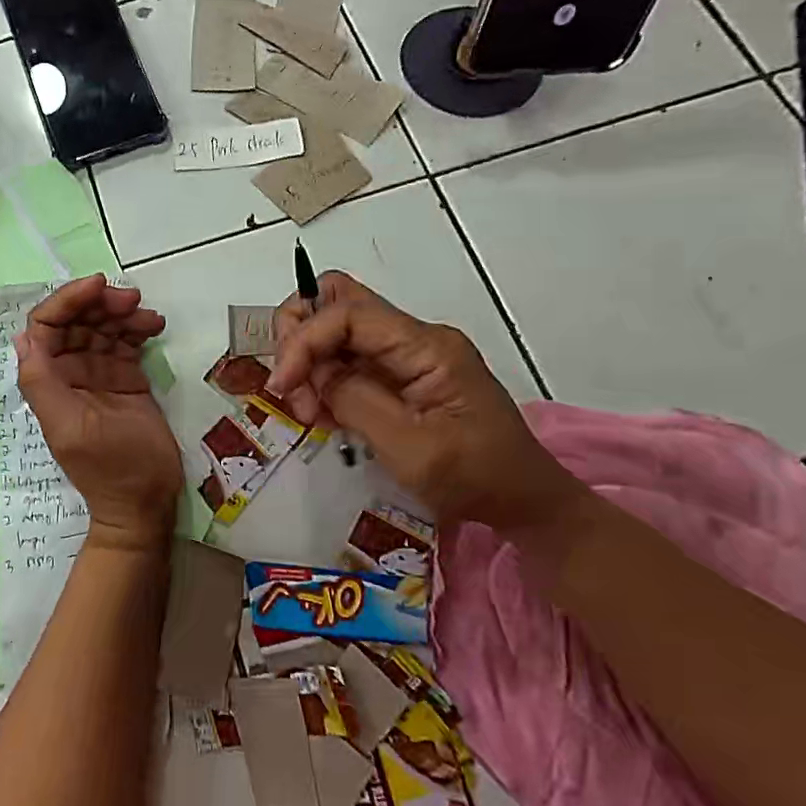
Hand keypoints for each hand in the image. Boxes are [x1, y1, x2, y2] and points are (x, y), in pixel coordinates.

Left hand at [15, 275, 181, 551]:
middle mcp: (68, 370)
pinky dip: (138, 328)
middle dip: (100, 303)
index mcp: (48, 379)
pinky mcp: (125, 377)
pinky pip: (126, 341)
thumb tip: (22, 337)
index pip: (47, 325)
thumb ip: (40, 381)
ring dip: (122, 312)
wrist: (144, 503)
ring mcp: (97, 372)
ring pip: (102, 326)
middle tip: (132, 300)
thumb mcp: (68, 425)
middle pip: (76, 320)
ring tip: (149, 316)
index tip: (99, 286)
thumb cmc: (107, 467)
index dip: (66, 300)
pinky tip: (155, 325)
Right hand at [267, 271, 583, 531]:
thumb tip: (309, 372)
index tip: (282, 384)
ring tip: (307, 409)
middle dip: (297, 336)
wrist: (523, 504)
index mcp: (427, 348)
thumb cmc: (474, 478)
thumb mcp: (410, 447)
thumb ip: (353, 400)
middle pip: (335, 301)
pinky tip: (320, 412)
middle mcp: (413, 338)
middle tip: (290, 386)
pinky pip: (339, 359)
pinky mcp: (392, 374)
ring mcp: (402, 355)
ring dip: (304, 362)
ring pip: (330, 329)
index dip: (302, 340)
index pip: (346, 314)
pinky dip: (316, 379)